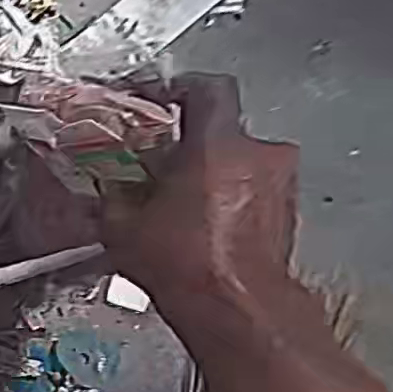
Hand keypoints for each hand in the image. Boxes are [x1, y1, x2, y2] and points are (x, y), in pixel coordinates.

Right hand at [102, 73, 299, 303]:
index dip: (177, 88)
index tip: (156, 95)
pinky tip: (196, 225)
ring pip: (234, 161)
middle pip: (217, 131)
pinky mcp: (286, 206)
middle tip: (152, 170)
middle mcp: (258, 153)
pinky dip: (222, 197)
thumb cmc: (183, 264)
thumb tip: (106, 185)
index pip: (206, 90)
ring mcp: (279, 179)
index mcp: (216, 148)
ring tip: (171, 206)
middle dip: (182, 147)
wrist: (232, 304)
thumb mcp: (122, 228)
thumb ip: (114, 195)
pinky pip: (249, 187)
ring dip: (204, 174)